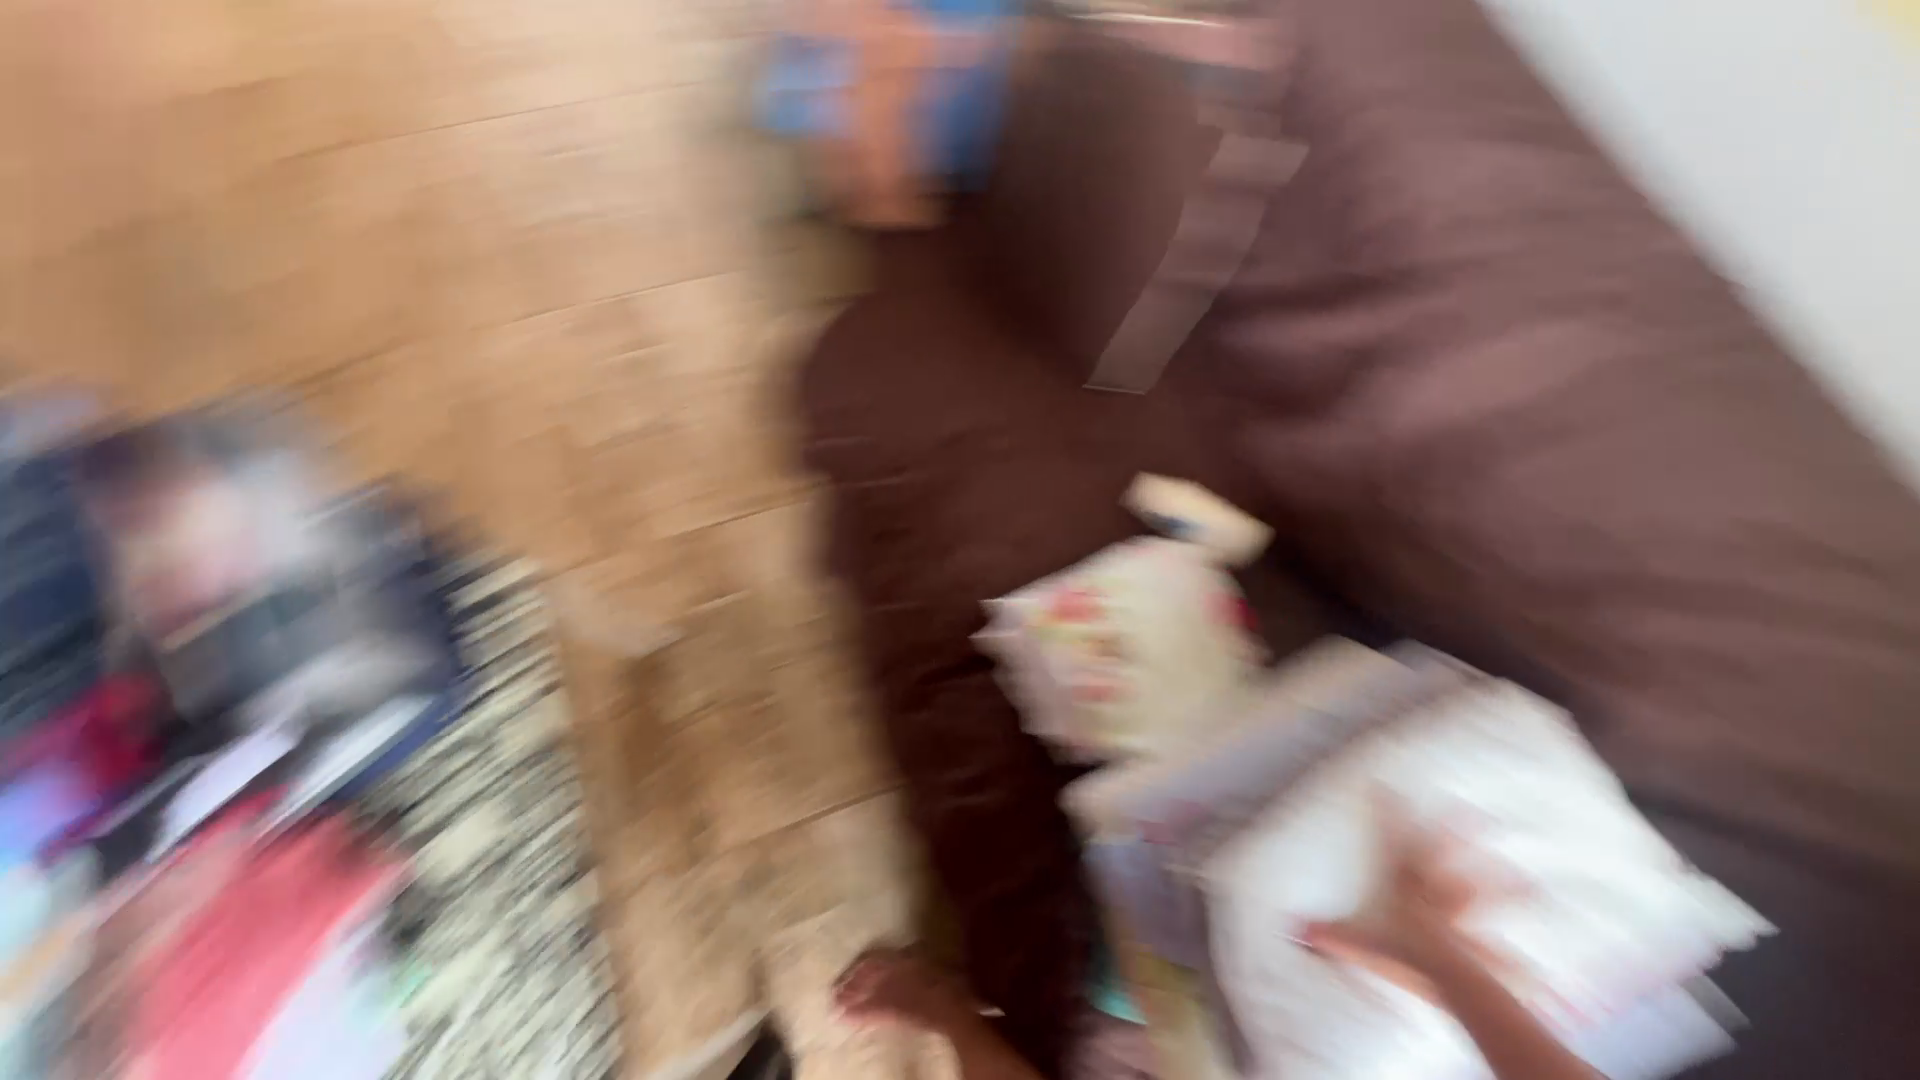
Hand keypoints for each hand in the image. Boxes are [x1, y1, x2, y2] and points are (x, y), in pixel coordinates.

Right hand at [1301, 791, 1532, 1002]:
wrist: (1450, 978)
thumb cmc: (1404, 956)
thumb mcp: (1359, 945)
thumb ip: (1332, 936)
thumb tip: (1296, 930)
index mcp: (1405, 887)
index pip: (1392, 841)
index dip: (1388, 812)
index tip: (1384, 784)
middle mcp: (1436, 894)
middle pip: (1448, 858)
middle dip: (1459, 835)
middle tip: (1475, 813)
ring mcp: (1463, 918)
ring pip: (1487, 896)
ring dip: (1508, 888)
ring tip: (1535, 884)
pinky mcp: (1482, 948)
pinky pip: (1502, 953)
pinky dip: (1522, 962)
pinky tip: (1545, 969)